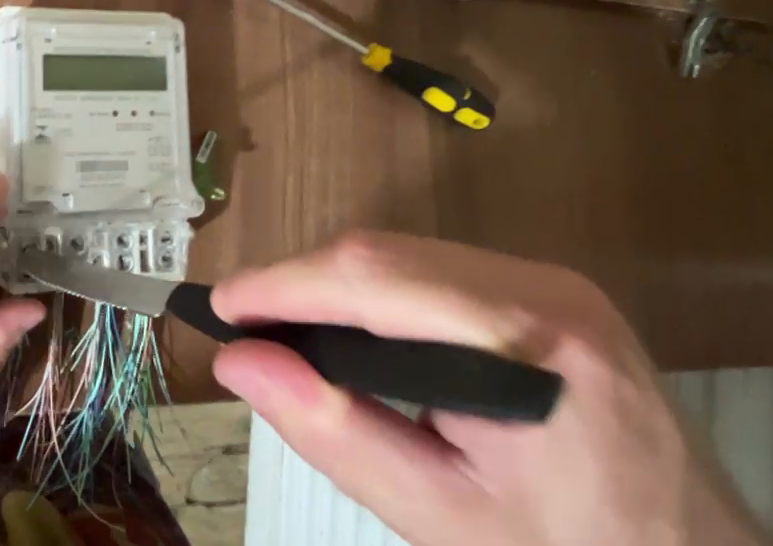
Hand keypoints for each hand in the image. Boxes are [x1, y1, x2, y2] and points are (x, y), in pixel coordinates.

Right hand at [211, 232, 770, 545]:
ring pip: (405, 254)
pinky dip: (378, 294)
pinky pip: (436, 270)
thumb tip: (240, 361)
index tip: (218, 308)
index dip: (284, 283)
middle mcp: (544, 286)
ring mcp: (554, 281)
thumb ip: (334, 431)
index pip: (373, 278)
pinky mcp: (552, 291)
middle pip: (386, 255)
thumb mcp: (442, 518)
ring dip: (336, 287)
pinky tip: (356, 334)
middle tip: (247, 331)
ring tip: (289, 334)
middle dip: (303, 284)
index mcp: (528, 340)